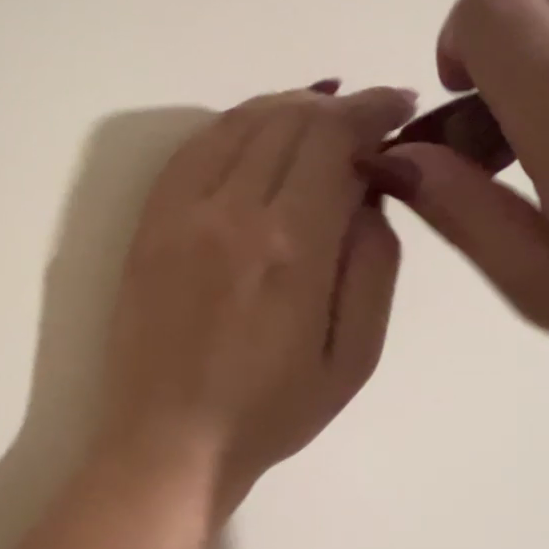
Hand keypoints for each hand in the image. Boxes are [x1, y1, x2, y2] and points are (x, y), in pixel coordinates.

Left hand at [96, 82, 417, 514]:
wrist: (169, 442)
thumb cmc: (270, 414)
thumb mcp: (354, 358)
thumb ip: (374, 266)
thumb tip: (371, 194)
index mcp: (292, 245)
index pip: (336, 137)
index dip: (373, 109)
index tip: (399, 107)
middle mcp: (232, 212)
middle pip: (290, 118)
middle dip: (338, 106)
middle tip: (367, 119)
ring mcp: (181, 212)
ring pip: (240, 121)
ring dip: (288, 106)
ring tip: (319, 118)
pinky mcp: (149, 223)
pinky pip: (194, 147)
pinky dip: (233, 125)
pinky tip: (257, 133)